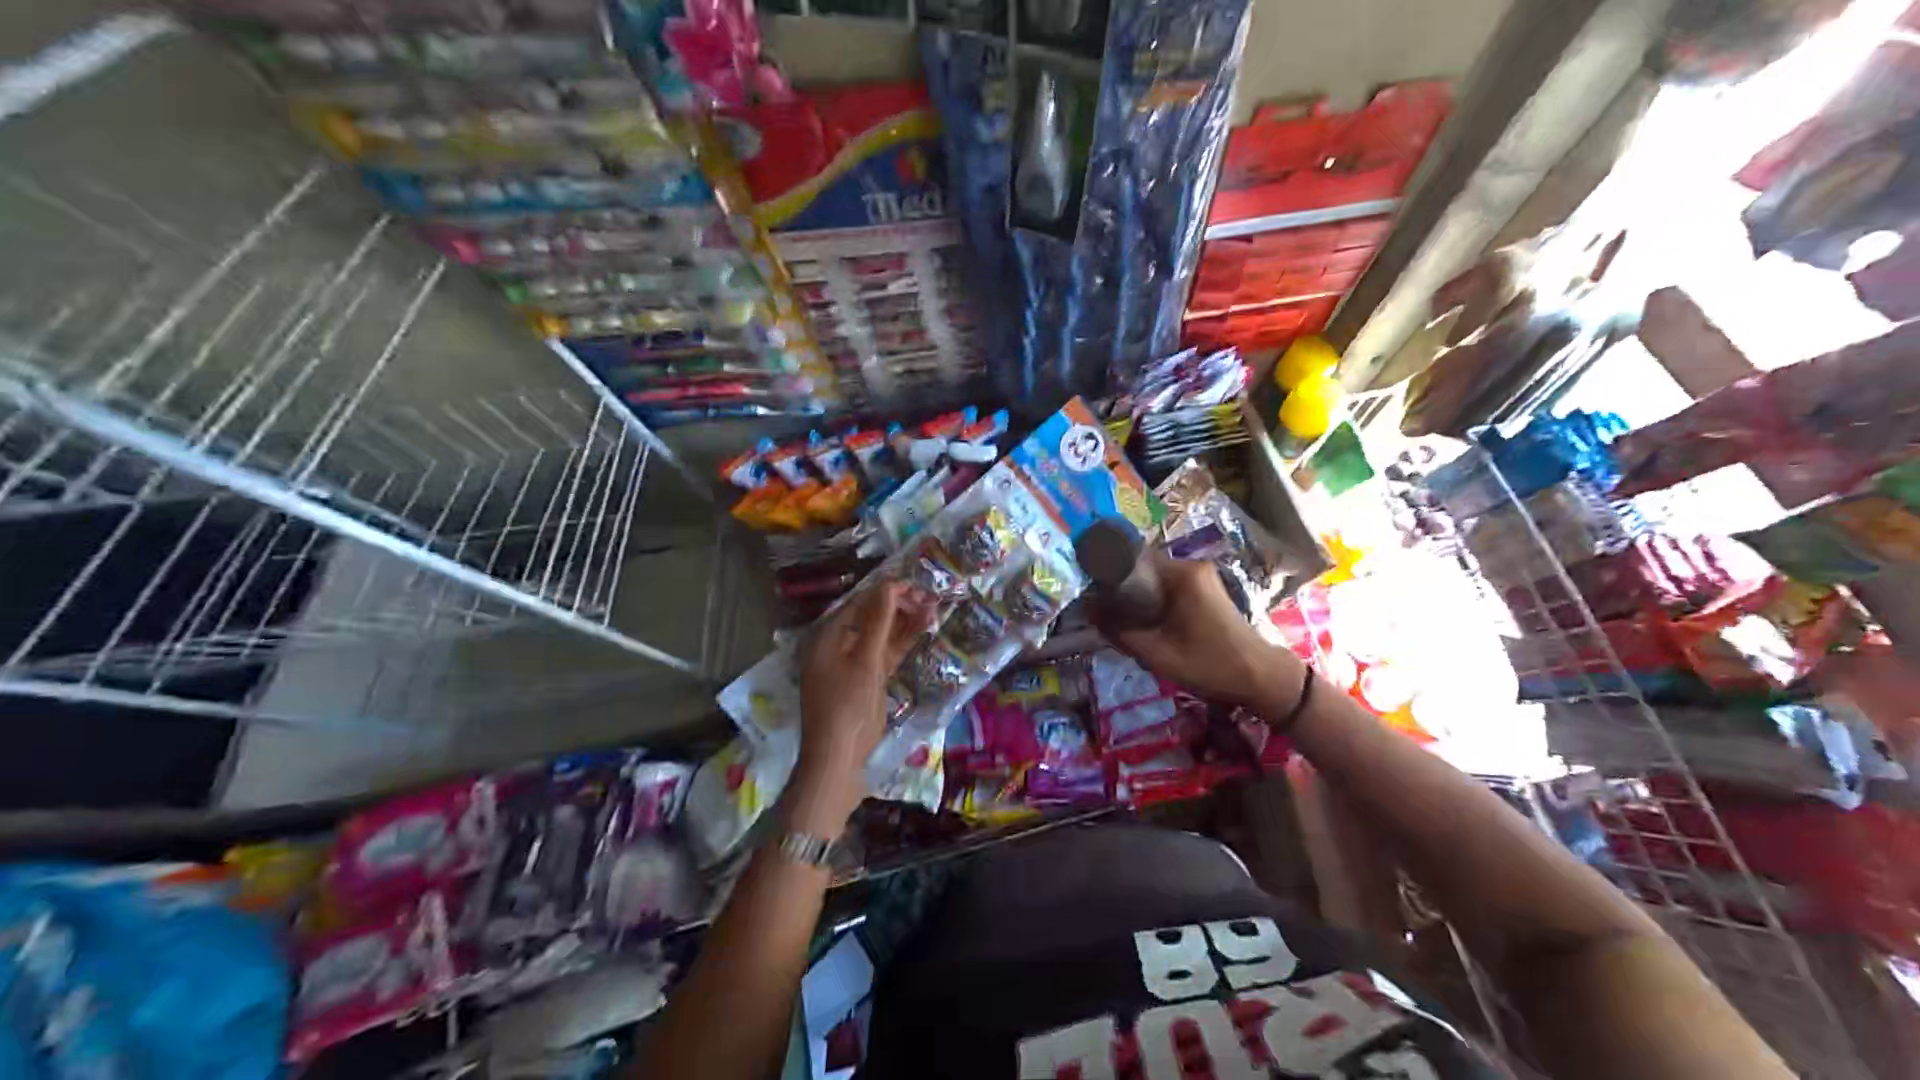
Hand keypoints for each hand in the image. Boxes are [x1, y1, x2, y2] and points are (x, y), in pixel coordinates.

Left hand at [789, 581, 935, 835]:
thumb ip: (879, 622)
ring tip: (935, 608)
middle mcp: (839, 645)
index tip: (917, 585)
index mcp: (828, 636)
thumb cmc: (846, 706)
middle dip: (900, 606)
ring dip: (906, 623)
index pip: (860, 603)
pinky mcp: (868, 679)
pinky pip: (886, 653)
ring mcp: (854, 664)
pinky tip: (925, 629)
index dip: (887, 592)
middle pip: (871, 617)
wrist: (839, 759)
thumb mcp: (864, 661)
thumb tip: (890, 586)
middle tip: (930, 598)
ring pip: (882, 635)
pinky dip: (903, 642)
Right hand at [1099, 555, 1303, 713]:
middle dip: (1123, 590)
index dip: (1109, 574)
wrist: (1260, 677)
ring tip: (1120, 620)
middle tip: (1104, 613)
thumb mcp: (1156, 653)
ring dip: (1138, 598)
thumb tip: (1087, 609)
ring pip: (1155, 580)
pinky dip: (1154, 602)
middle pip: (1143, 569)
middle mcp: (1193, 567)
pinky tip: (1144, 623)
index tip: (1091, 592)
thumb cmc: (1209, 663)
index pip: (1132, 559)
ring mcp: (1202, 577)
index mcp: (1182, 574)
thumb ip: (1118, 630)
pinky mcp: (1206, 590)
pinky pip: (1169, 588)